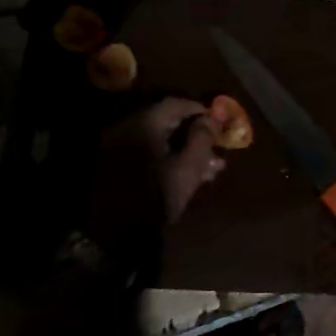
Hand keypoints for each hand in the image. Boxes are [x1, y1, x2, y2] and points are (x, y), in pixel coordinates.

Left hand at [102, 97, 227, 220]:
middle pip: (167, 123)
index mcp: (143, 123)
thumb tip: (210, 118)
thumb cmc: (157, 194)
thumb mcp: (187, 167)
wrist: (117, 231)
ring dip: (185, 150)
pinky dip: (168, 159)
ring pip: (159, 141)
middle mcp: (128, 128)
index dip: (199, 110)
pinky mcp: (117, 166)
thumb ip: (202, 138)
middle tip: (216, 146)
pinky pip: (148, 154)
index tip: (218, 120)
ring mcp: (120, 147)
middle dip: (194, 134)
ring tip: (211, 168)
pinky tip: (189, 175)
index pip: (175, 104)